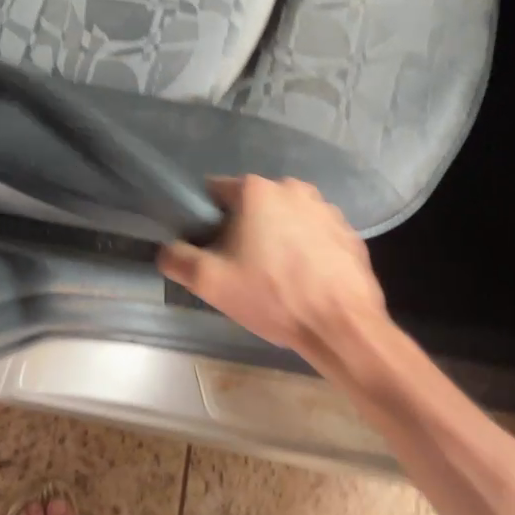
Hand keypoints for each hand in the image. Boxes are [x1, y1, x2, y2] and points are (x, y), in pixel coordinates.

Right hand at [158, 175, 388, 353]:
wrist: (343, 327)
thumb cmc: (273, 296)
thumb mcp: (210, 282)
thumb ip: (177, 259)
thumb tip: (166, 248)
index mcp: (256, 190)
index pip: (216, 191)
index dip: (206, 218)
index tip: (210, 248)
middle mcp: (292, 188)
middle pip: (253, 204)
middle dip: (244, 229)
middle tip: (241, 267)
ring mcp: (325, 208)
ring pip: (286, 218)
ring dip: (277, 238)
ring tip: (277, 277)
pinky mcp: (348, 232)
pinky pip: (315, 235)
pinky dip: (307, 250)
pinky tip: (306, 281)